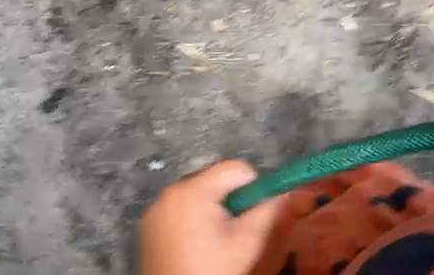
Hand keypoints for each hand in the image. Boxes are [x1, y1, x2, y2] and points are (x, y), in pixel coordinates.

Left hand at [138, 160, 286, 274]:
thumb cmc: (210, 273)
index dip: (251, 188)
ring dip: (208, 208)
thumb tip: (286, 190)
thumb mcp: (245, 245)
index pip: (235, 168)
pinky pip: (177, 207)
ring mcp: (155, 206)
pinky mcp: (147, 222)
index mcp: (194, 190)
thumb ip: (267, 212)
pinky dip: (188, 218)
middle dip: (228, 200)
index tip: (252, 213)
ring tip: (211, 242)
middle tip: (231, 232)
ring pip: (195, 193)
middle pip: (214, 179)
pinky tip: (192, 245)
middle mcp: (171, 189)